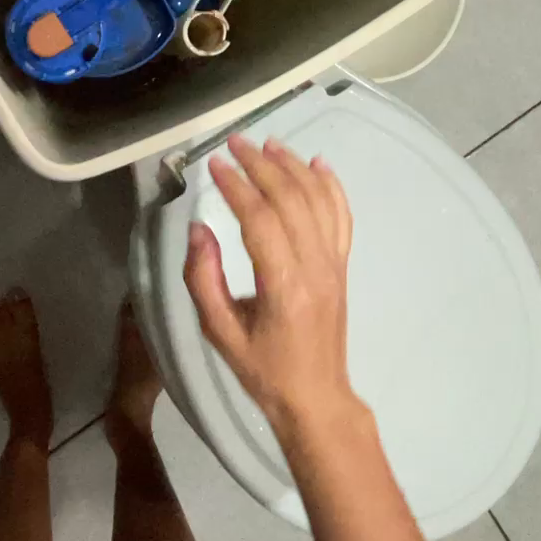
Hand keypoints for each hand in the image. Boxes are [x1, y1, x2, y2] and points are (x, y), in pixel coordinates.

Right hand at [183, 135, 357, 431]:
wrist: (316, 397)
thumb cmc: (263, 369)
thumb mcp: (220, 333)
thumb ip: (203, 279)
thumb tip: (198, 229)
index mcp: (283, 286)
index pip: (259, 219)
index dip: (236, 186)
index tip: (214, 164)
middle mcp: (315, 267)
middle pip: (291, 200)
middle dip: (261, 165)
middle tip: (235, 143)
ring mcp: (334, 264)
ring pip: (318, 200)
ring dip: (293, 166)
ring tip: (268, 144)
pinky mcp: (343, 265)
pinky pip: (342, 216)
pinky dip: (331, 185)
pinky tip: (317, 163)